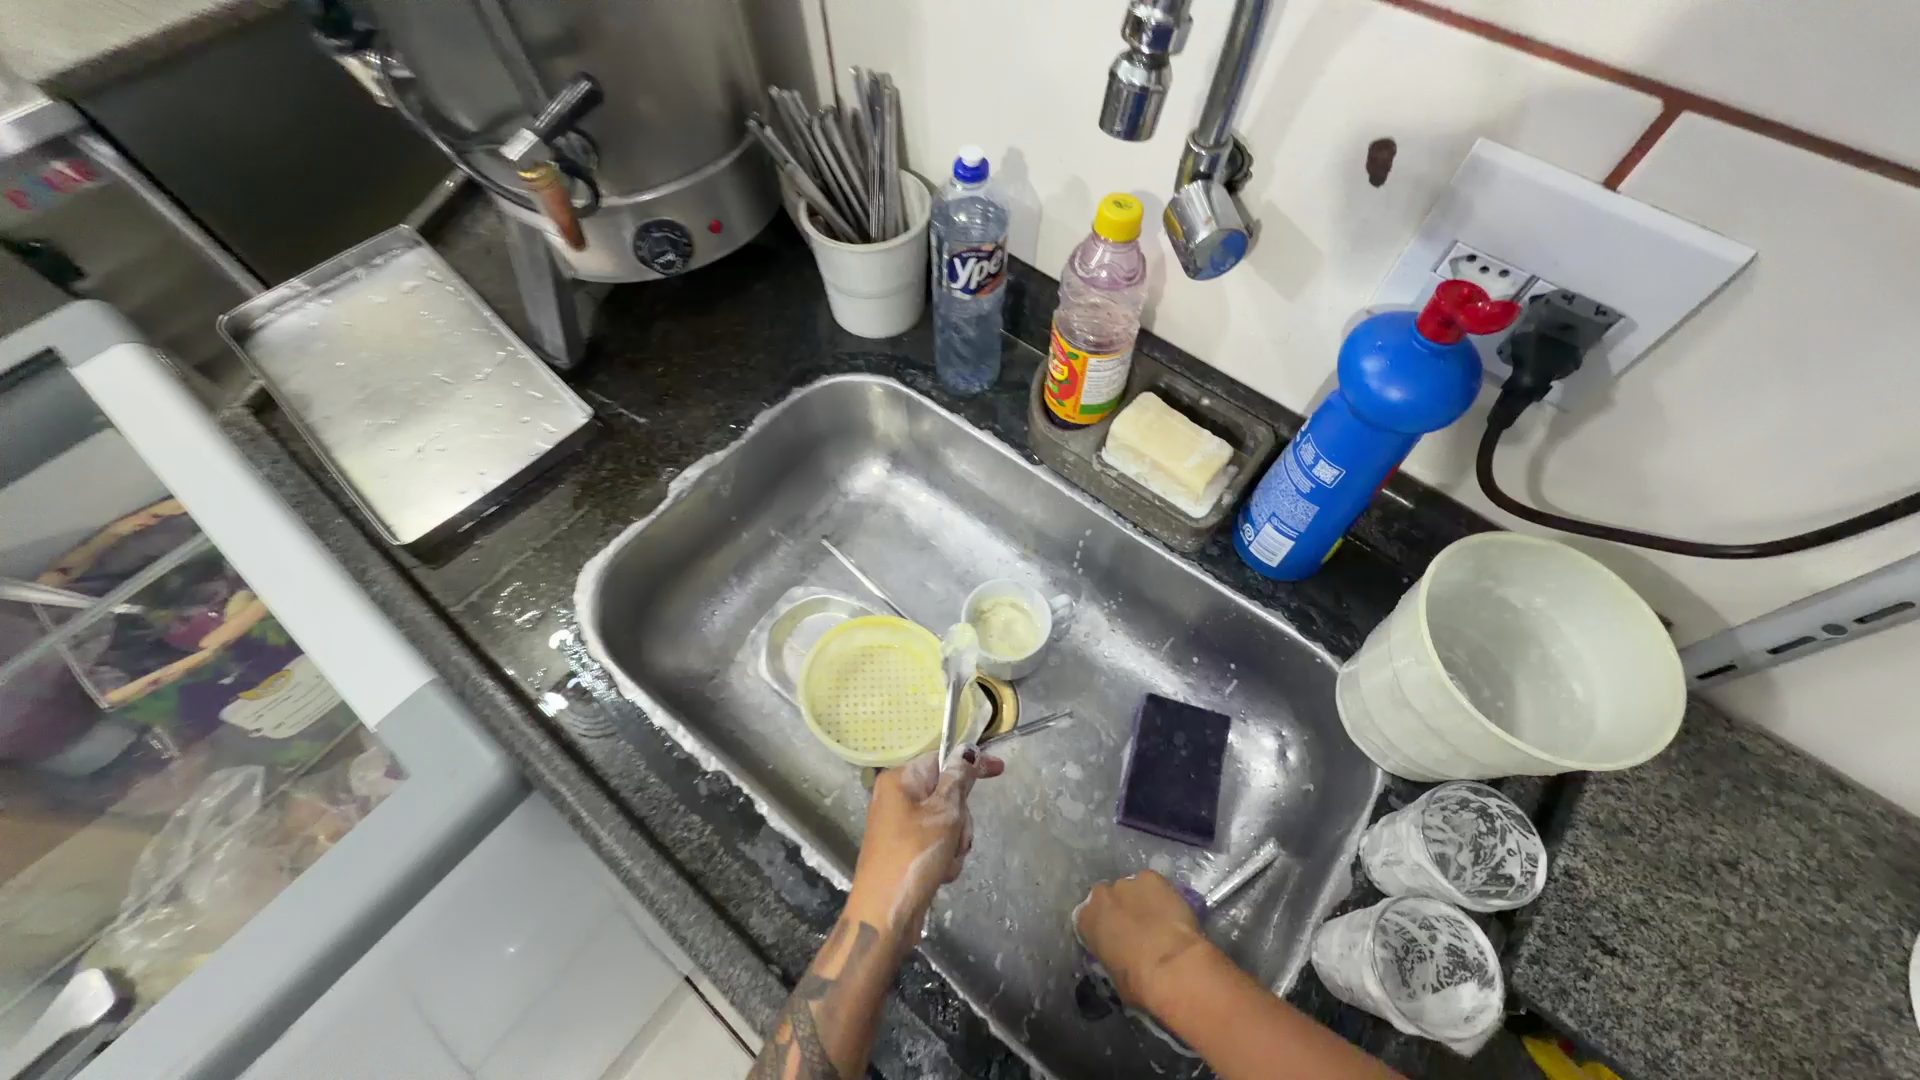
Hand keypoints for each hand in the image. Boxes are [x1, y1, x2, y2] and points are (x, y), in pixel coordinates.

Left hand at [848, 750, 1003, 941]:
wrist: (885, 914)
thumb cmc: (913, 855)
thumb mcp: (943, 813)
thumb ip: (958, 779)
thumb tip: (967, 749)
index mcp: (900, 780)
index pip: (942, 760)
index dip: (971, 766)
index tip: (1000, 770)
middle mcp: (897, 798)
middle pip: (947, 794)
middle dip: (961, 819)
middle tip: (957, 836)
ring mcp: (901, 826)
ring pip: (947, 822)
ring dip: (955, 842)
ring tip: (946, 860)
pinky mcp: (907, 850)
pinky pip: (938, 844)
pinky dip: (945, 858)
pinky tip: (940, 874)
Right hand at [1076, 871, 1213, 1010]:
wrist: (1172, 968)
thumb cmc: (1137, 982)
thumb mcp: (1113, 976)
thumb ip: (1110, 956)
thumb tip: (1120, 957)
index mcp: (1086, 920)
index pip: (1089, 919)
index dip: (1104, 929)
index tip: (1116, 941)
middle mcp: (1101, 895)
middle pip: (1110, 898)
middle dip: (1121, 910)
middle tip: (1139, 930)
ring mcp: (1127, 882)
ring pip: (1133, 889)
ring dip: (1142, 902)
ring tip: (1159, 921)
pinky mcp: (1152, 877)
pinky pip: (1154, 884)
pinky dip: (1161, 895)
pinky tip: (1172, 912)